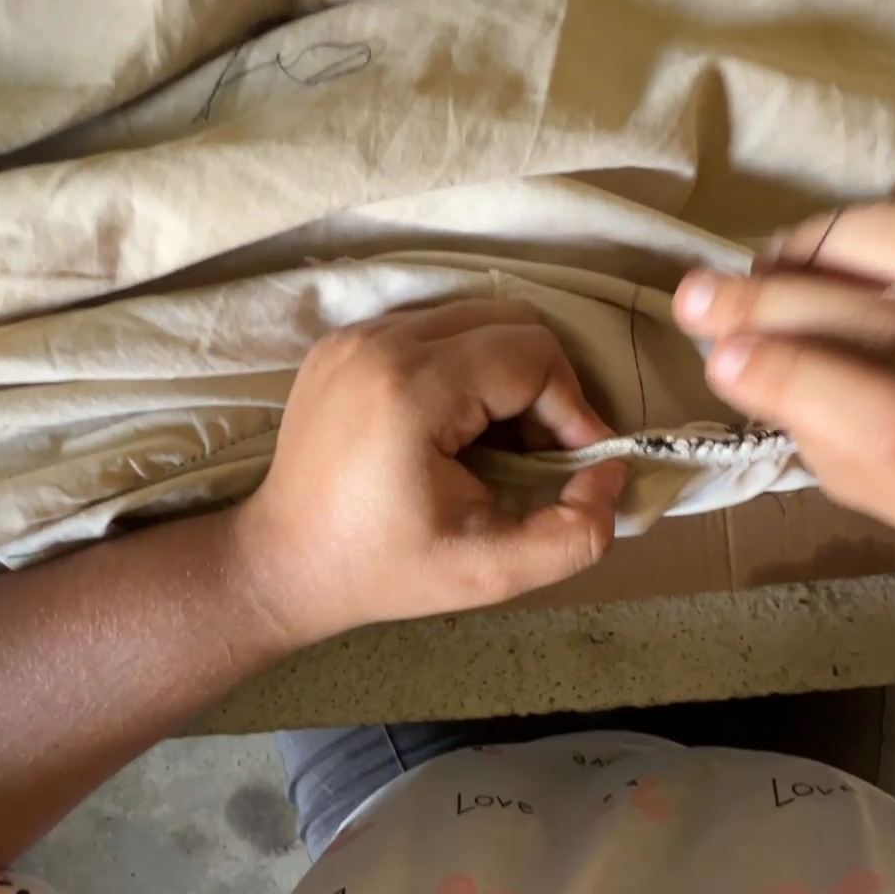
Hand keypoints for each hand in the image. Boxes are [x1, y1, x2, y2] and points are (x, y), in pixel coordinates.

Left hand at [233, 299, 625, 642]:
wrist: (285, 563)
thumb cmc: (385, 572)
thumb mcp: (492, 574)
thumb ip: (575, 533)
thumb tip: (609, 472)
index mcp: (411, 389)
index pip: (532, 355)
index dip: (573, 409)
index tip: (577, 465)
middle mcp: (380, 341)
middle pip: (511, 322)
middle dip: (546, 388)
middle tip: (543, 454)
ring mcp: (354, 335)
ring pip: (475, 318)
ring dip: (509, 376)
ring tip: (503, 442)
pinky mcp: (342, 342)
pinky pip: (435, 329)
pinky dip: (468, 368)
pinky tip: (458, 426)